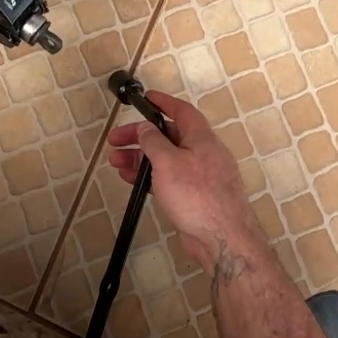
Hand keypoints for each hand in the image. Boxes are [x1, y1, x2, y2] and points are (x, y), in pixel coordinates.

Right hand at [106, 91, 268, 273]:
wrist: (221, 238)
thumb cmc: (196, 194)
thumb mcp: (168, 162)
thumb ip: (153, 141)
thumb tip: (145, 128)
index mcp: (201, 139)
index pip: (182, 111)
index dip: (163, 102)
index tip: (145, 98)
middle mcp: (202, 154)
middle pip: (168, 136)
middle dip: (141, 137)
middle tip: (116, 140)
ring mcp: (199, 176)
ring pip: (165, 159)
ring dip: (140, 158)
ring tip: (116, 162)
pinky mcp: (193, 196)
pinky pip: (167, 178)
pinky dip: (149, 176)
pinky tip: (130, 179)